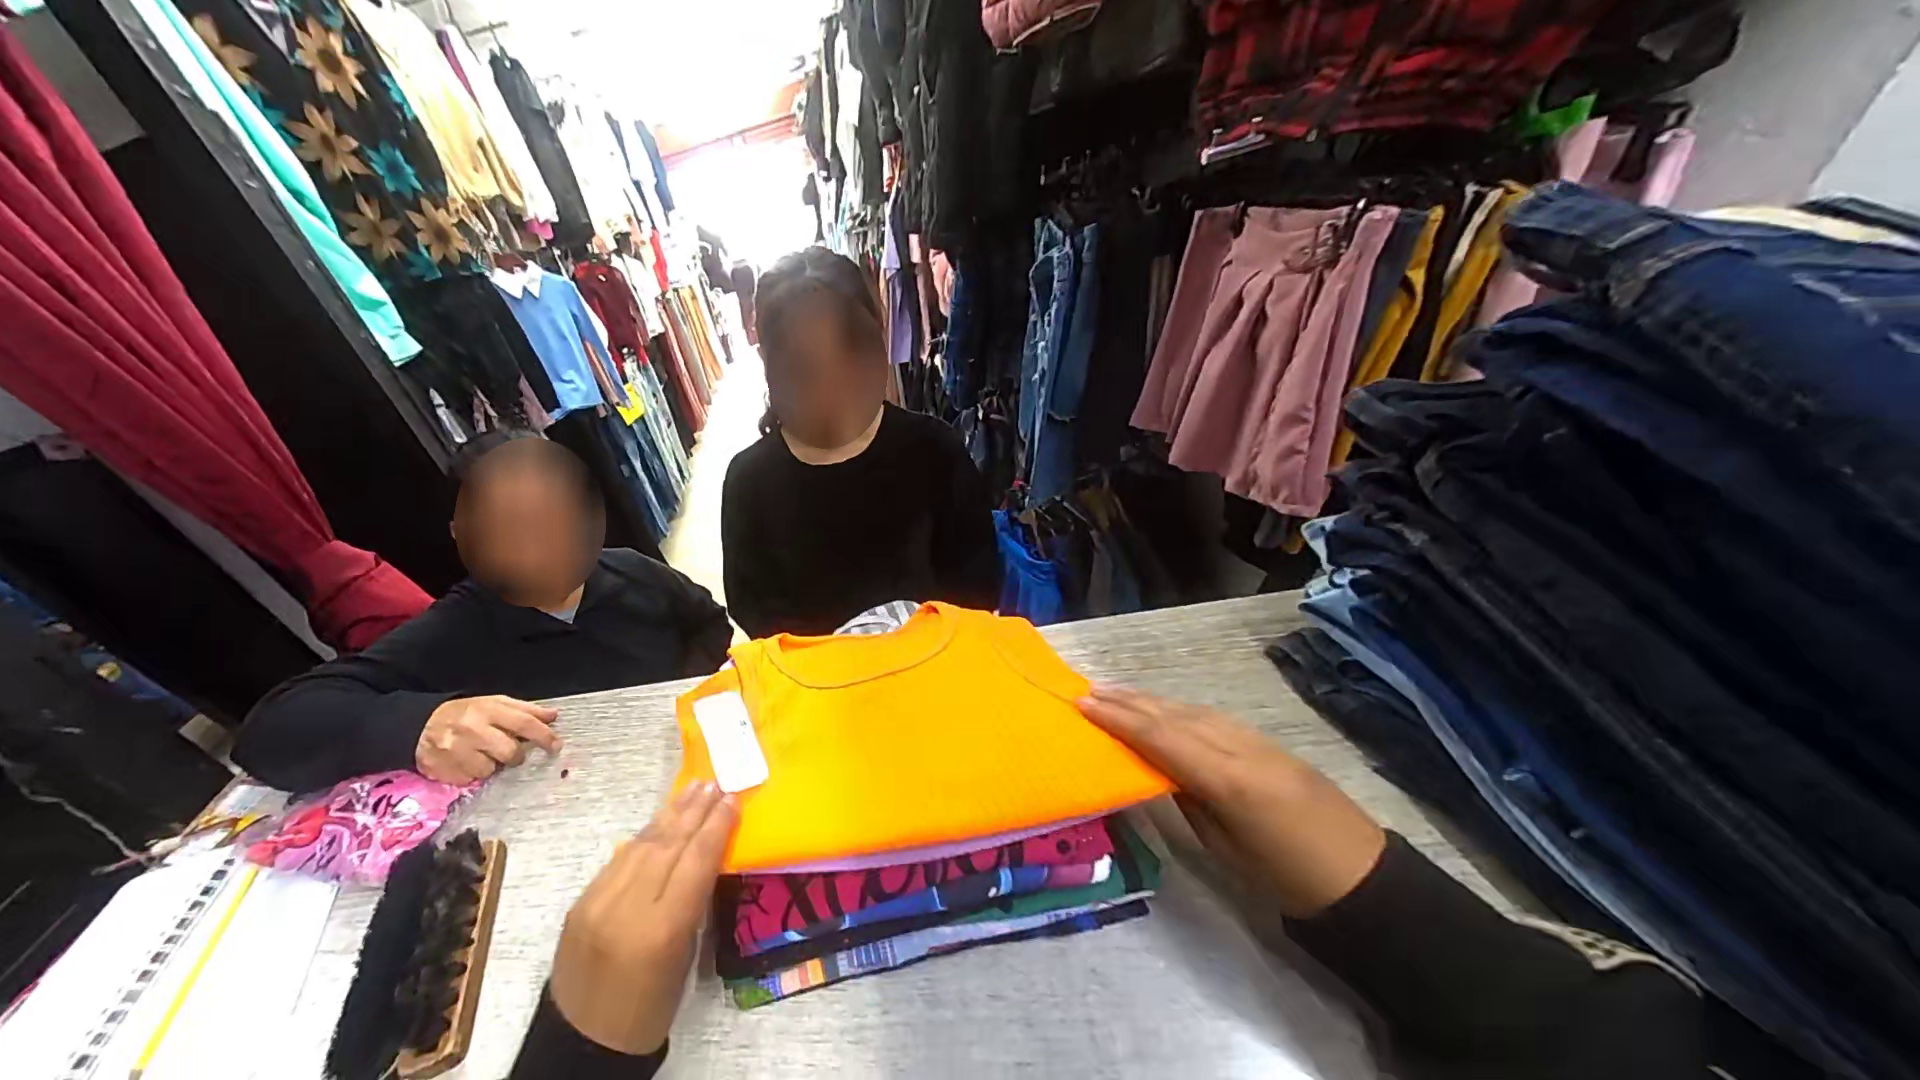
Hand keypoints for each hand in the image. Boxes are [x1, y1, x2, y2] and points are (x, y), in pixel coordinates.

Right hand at [415, 695, 560, 783]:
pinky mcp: (443, 771)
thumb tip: (552, 716)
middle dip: (517, 755)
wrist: (419, 726)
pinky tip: (467, 762)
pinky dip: (474, 774)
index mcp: (487, 710)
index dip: (544, 735)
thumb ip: (526, 710)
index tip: (556, 745)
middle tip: (512, 751)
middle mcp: (472, 731)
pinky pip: (470, 780)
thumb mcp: (495, 703)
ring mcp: (455, 753)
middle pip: (510, 752)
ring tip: (483, 754)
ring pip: (490, 769)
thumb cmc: (465, 713)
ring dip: (492, 765)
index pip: (524, 723)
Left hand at [549, 782, 736, 1054]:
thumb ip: (693, 897)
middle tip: (716, 783)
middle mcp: (626, 909)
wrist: (583, 1043)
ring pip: (641, 845)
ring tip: (693, 789)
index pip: (695, 861)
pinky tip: (662, 822)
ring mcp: (596, 904)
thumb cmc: (652, 1004)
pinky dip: (645, 837)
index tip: (733, 798)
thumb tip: (704, 848)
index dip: (717, 826)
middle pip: (668, 845)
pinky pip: (619, 859)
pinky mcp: (579, 904)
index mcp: (662, 929)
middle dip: (695, 811)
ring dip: (670, 814)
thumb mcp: (685, 952)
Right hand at [1079, 686, 1385, 917]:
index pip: (1162, 737)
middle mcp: (1238, 747)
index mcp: (1227, 779)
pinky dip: (1177, 709)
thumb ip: (1190, 802)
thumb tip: (1161, 773)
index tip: (1083, 704)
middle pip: (1174, 715)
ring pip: (1191, 709)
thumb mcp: (1225, 849)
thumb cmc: (1286, 878)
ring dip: (1150, 700)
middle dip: (1129, 701)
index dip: (1120, 719)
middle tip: (1087, 691)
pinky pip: (1210, 716)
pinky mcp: (1264, 742)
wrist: (1361, 875)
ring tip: (1114, 694)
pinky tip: (1162, 709)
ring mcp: (1254, 740)